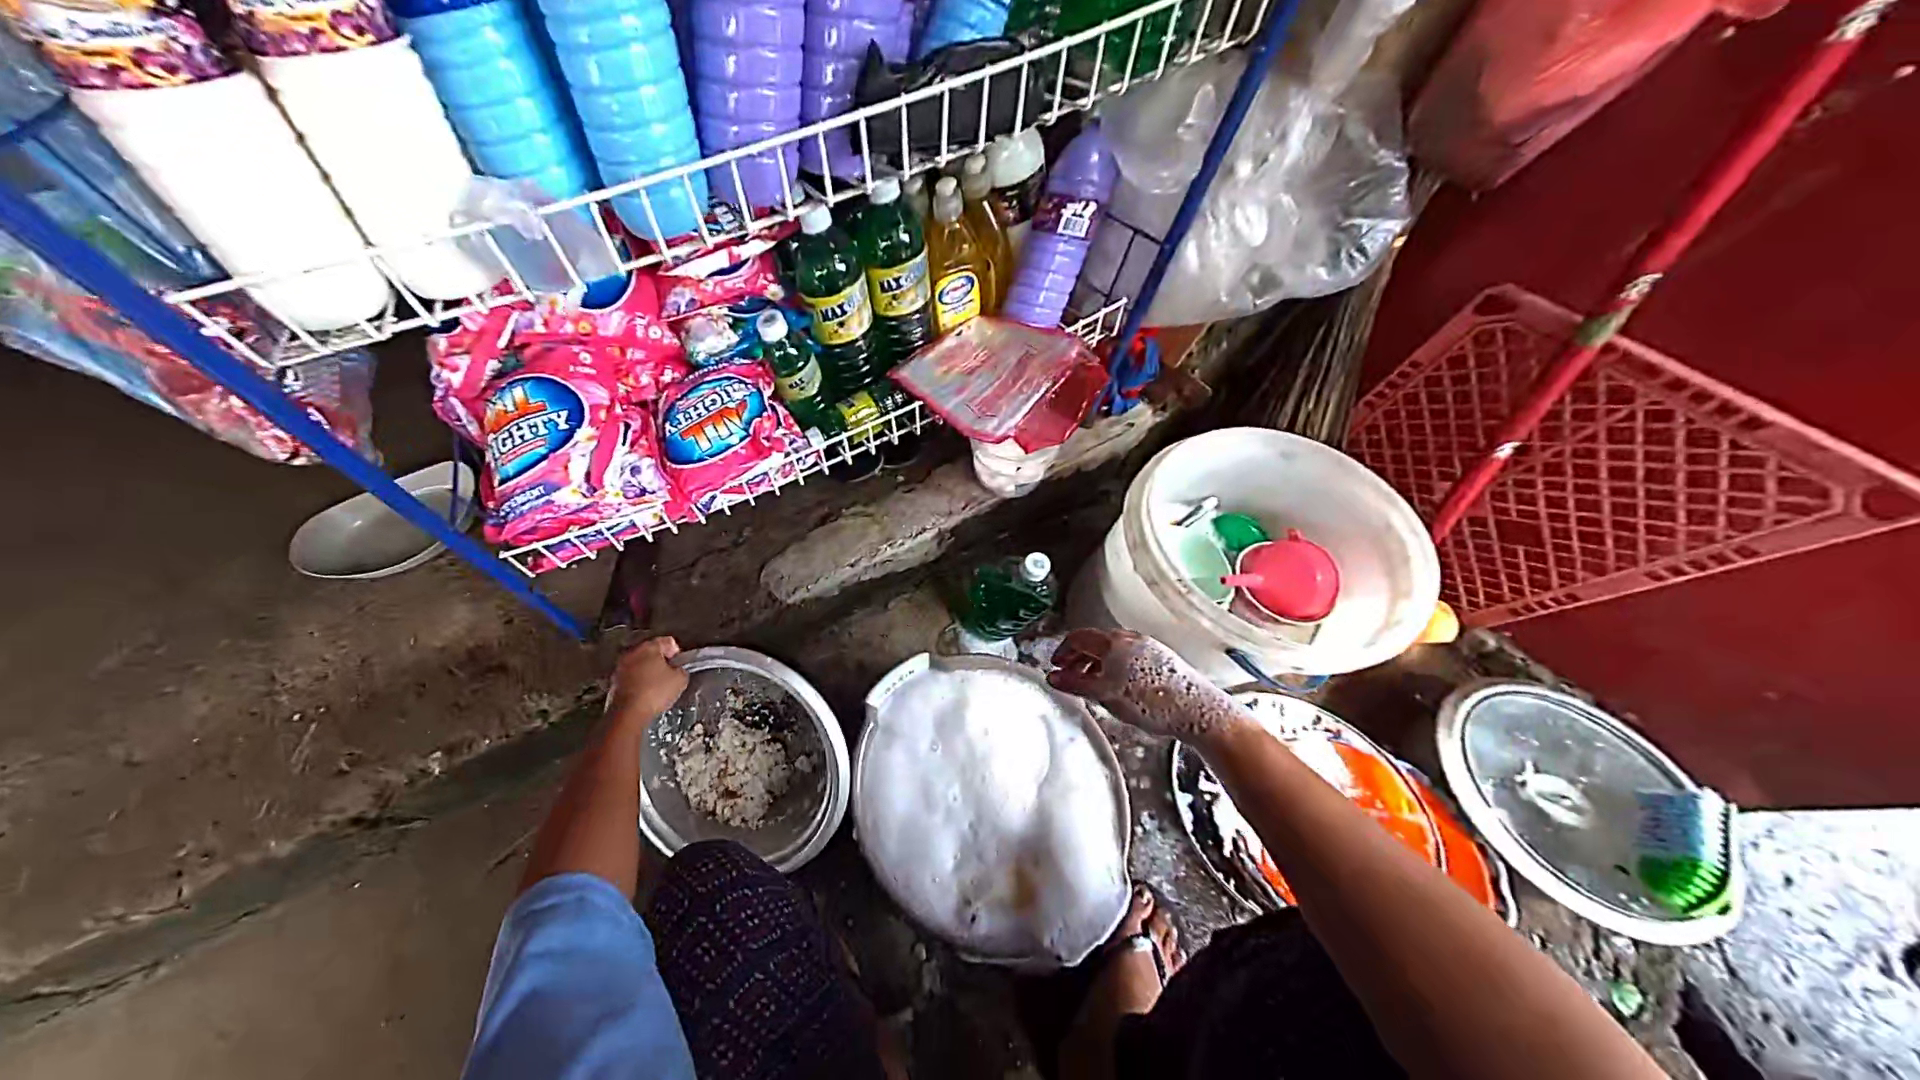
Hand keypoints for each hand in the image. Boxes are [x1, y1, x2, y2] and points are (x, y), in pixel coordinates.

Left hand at [606, 636, 687, 728]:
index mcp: (648, 647)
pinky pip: (631, 677)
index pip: (667, 641)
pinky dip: (638, 682)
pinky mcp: (613, 683)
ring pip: (638, 664)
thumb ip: (681, 670)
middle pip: (650, 652)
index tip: (680, 662)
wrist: (629, 714)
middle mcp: (631, 653)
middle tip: (670, 673)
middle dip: (660, 660)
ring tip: (658, 685)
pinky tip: (646, 693)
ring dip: (647, 671)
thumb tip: (678, 671)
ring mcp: (620, 668)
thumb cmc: (655, 692)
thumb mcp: (680, 680)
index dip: (676, 651)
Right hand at [1048, 628, 1247, 742]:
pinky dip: (1114, 667)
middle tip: (1068, 673)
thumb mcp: (1105, 695)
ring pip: (1113, 650)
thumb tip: (1054, 676)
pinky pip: (1128, 657)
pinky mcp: (1161, 660)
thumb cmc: (1152, 703)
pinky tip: (1117, 686)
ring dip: (1096, 662)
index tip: (1056, 664)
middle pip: (1095, 641)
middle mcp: (1131, 639)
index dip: (1062, 650)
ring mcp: (1148, 648)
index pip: (1078, 637)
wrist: (1197, 713)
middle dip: (1078, 657)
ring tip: (1091, 682)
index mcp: (1114, 642)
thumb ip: (1076, 683)